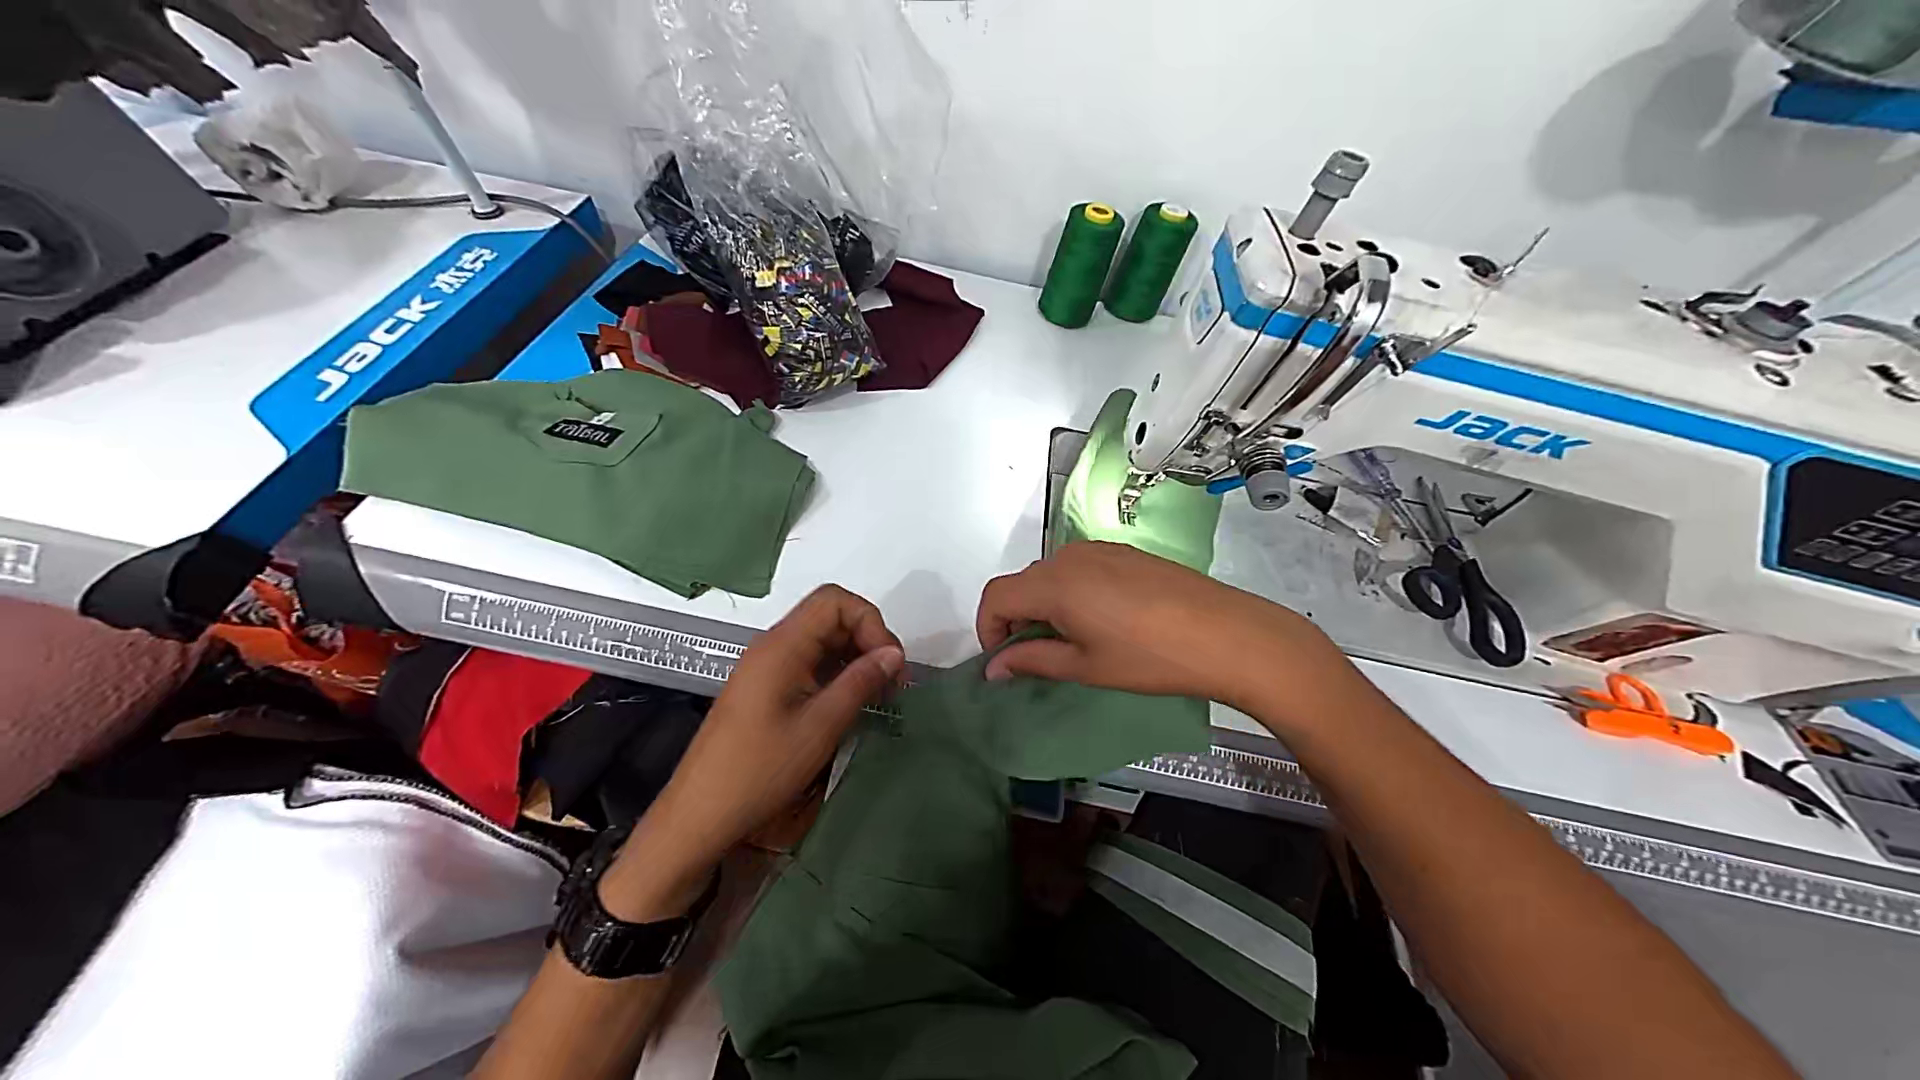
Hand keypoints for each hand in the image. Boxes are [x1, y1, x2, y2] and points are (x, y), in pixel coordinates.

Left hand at [600, 585, 903, 919]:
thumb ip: (860, 682)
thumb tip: (893, 654)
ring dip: (855, 659)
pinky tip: (850, 704)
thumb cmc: (759, 770)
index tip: (889, 664)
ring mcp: (767, 666)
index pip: (836, 601)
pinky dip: (837, 674)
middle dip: (868, 640)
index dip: (871, 623)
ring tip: (877, 696)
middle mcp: (773, 645)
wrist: (701, 813)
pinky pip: (810, 663)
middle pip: (831, 616)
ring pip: (823, 640)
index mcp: (782, 645)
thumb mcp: (821, 725)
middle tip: (891, 682)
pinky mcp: (766, 687)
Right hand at [976, 541, 1343, 718]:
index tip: (1005, 659)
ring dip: (1045, 605)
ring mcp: (1101, 550)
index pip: (996, 596)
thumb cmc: (1151, 657)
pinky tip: (1103, 622)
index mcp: (1054, 583)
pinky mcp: (1125, 553)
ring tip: (1074, 642)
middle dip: (1017, 618)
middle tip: (1038, 656)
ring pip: (1051, 574)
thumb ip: (1032, 661)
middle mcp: (1071, 557)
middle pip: (1022, 582)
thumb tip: (995, 667)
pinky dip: (1072, 593)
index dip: (989, 628)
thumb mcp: (1085, 667)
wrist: (1227, 635)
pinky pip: (1080, 568)